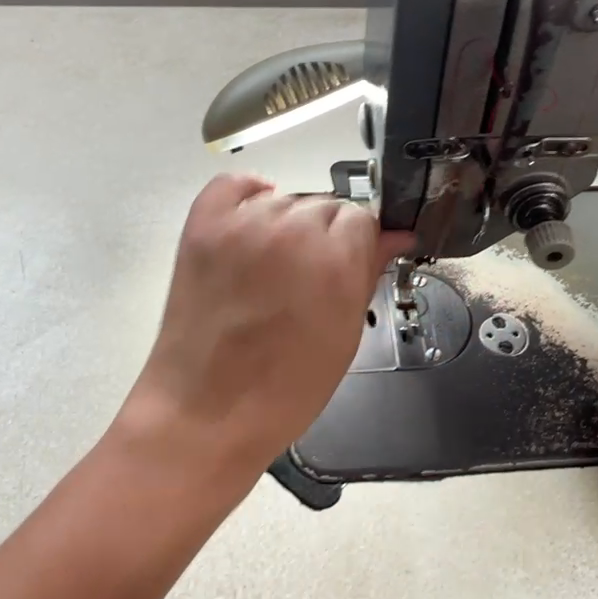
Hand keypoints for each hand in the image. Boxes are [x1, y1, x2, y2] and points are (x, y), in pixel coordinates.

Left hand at [115, 174, 413, 481]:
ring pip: (284, 199)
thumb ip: (369, 274)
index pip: (363, 218)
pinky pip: (234, 185)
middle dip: (327, 236)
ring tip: (277, 267)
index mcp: (334, 260)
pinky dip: (248, 195)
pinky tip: (254, 223)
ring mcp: (242, 227)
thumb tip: (394, 237)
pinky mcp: (203, 228)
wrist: (205, 413)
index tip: (353, 261)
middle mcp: (290, 232)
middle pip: (326, 205)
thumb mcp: (345, 336)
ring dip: (289, 223)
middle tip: (312, 276)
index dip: (360, 242)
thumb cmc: (282, 390)